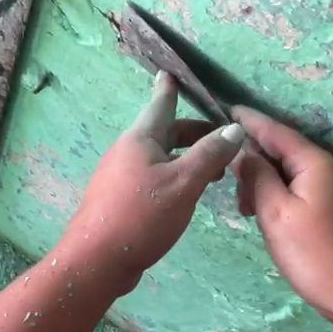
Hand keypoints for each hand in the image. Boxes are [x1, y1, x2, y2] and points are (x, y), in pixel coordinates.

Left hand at [54, 73, 246, 291]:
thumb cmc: (141, 214)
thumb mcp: (184, 183)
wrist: (97, 260)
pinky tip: (187, 194)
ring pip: (160, 156)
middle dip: (193, 133)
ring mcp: (120, 175)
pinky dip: (174, 176)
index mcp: (140, 139)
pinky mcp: (119, 199)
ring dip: (186, 157)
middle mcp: (127, 151)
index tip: (168, 72)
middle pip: (164, 132)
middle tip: (222, 137)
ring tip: (215, 171)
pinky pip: (152, 176)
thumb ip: (210, 155)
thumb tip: (234, 128)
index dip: (168, 88)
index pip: (160, 105)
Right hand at [232, 106, 332, 324]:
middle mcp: (329, 170)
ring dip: (264, 181)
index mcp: (314, 163)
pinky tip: (266, 215)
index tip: (224, 108)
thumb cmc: (316, 254)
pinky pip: (301, 189)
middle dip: (253, 159)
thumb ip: (257, 176)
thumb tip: (243, 152)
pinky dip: (278, 194)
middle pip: (283, 151)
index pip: (275, 130)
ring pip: (291, 173)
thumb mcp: (275, 213)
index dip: (249, 120)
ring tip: (245, 208)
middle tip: (227, 181)